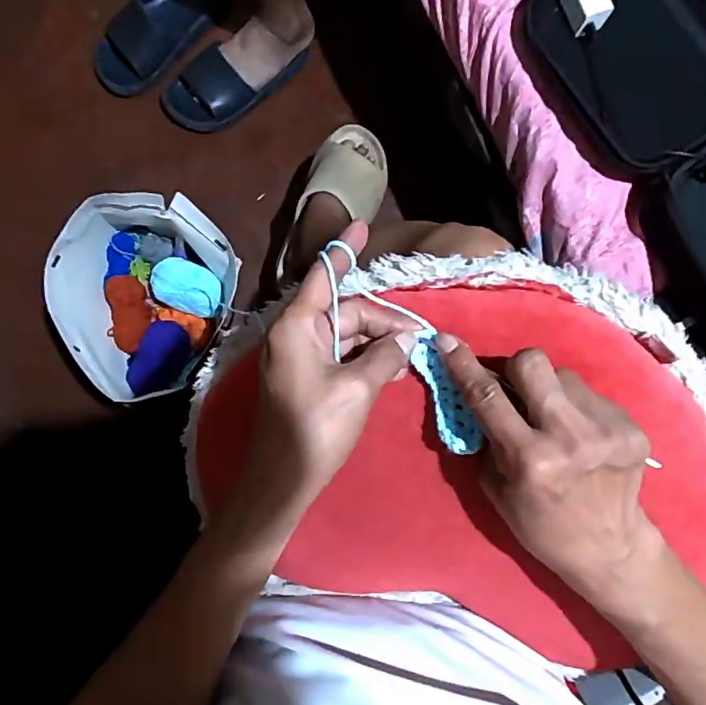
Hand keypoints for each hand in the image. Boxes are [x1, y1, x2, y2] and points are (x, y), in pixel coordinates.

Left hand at [243, 220, 419, 510]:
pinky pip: (342, 355)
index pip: (323, 277)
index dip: (345, 251)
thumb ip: (385, 355)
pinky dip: (367, 359)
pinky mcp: (308, 378)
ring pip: (348, 335)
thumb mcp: (357, 388)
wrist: (284, 479)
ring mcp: (300, 357)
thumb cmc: (316, 429)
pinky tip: (393, 368)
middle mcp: (296, 335)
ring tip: (411, 357)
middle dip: (384, 321)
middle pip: (346, 311)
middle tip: (421, 339)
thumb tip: (407, 338)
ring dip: (379, 343)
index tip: (360, 225)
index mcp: (298, 327)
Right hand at [436, 335, 683, 620]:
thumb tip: (474, 389)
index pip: (488, 397)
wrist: (609, 546)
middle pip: (533, 363)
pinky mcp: (631, 428)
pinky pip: (590, 396)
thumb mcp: (497, 489)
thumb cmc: (540, 525)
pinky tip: (580, 435)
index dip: (463, 365)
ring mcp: (607, 430)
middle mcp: (570, 438)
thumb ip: (484, 438)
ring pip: (564, 376)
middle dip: (514, 368)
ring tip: (551, 420)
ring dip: (548, 390)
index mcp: (531, 460)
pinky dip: (575, 408)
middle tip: (512, 389)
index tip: (448, 342)